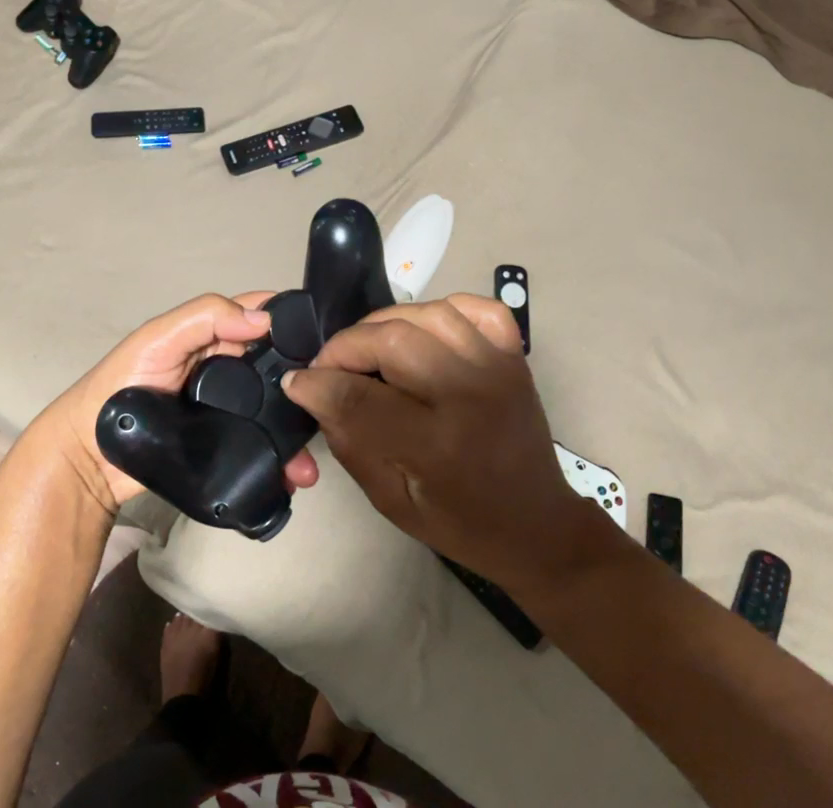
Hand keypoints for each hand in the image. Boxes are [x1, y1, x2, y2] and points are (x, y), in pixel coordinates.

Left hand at [43, 293, 321, 512]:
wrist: (91, 458)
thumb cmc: (119, 387)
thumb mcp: (157, 340)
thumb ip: (204, 319)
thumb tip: (262, 319)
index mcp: (213, 339)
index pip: (260, 319)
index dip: (291, 320)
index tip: (327, 335)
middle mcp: (228, 374)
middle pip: (279, 371)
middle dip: (307, 383)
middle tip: (332, 399)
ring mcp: (229, 415)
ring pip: (277, 416)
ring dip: (299, 432)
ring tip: (311, 458)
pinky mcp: (226, 451)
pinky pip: (262, 452)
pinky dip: (282, 462)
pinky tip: (295, 475)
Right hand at [282, 295, 586, 584]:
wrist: (535, 524)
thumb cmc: (457, 521)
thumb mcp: (390, 499)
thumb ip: (348, 441)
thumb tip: (312, 390)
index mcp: (437, 446)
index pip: (360, 396)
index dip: (317, 383)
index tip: (297, 382)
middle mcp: (471, 396)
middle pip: (393, 339)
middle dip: (346, 346)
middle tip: (331, 368)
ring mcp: (498, 369)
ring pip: (428, 314)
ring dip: (384, 325)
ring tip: (369, 350)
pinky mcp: (514, 356)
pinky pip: (474, 308)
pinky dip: (439, 311)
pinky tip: (421, 333)